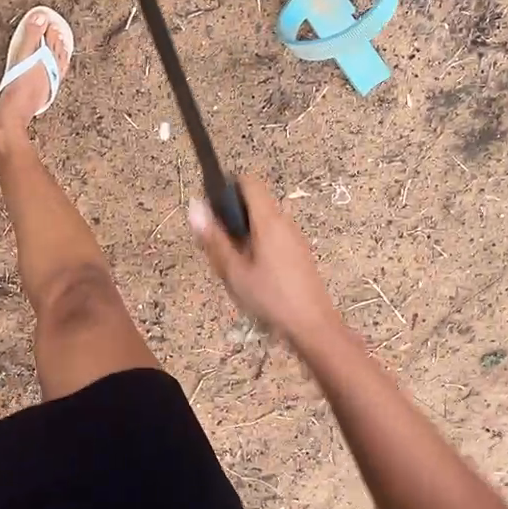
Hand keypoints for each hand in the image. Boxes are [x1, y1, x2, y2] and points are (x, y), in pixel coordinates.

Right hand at [188, 176, 339, 341]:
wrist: (312, 326)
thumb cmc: (270, 297)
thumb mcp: (233, 270)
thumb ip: (213, 237)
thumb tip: (195, 206)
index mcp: (268, 220)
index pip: (248, 182)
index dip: (227, 187)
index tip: (213, 210)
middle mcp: (284, 221)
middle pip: (253, 202)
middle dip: (232, 218)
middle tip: (219, 248)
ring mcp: (295, 236)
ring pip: (262, 221)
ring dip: (243, 234)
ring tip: (234, 266)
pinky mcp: (300, 252)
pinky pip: (274, 235)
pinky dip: (258, 244)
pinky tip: (253, 275)